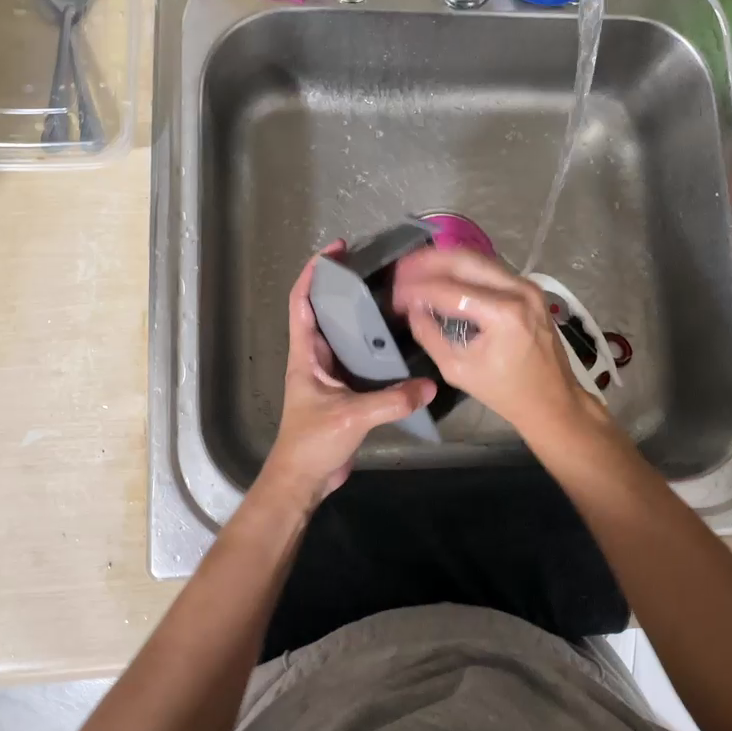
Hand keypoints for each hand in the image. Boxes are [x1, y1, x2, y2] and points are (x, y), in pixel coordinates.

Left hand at [258, 242, 436, 509]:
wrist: (303, 480)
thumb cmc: (313, 442)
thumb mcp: (353, 416)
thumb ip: (392, 401)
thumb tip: (430, 385)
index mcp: (305, 354)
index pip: (301, 302)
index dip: (313, 273)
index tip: (335, 251)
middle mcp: (315, 357)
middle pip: (323, 310)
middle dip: (342, 285)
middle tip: (374, 267)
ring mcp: (328, 373)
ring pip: (342, 333)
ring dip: (358, 313)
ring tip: (389, 294)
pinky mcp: (343, 390)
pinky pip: (358, 357)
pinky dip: (373, 343)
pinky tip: (397, 338)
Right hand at [390, 247, 601, 436]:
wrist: (552, 399)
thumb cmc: (504, 392)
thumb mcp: (457, 369)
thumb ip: (429, 334)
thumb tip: (411, 308)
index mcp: (503, 314)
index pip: (448, 290)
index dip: (416, 289)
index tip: (395, 294)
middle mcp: (518, 290)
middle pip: (463, 259)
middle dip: (427, 262)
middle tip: (401, 270)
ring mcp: (527, 286)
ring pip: (477, 258)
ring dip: (443, 261)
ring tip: (415, 268)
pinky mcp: (529, 288)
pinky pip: (489, 269)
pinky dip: (462, 268)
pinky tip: (441, 275)